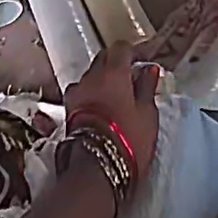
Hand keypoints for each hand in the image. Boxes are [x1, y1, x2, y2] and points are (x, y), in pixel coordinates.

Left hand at [62, 41, 158, 181]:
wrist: (96, 170)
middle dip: (117, 63)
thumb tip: (149, 69)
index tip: (143, 61)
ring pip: (91, 75)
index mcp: (113, 72)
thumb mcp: (147, 114)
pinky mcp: (68, 108)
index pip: (121, 48)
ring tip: (118, 95)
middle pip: (103, 58)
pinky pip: (83, 91)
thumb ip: (146, 87)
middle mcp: (90, 76)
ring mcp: (76, 91)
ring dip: (103, 79)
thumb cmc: (128, 140)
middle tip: (133, 77)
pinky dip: (93, 93)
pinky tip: (102, 106)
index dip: (134, 52)